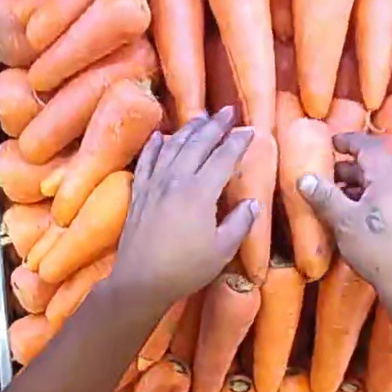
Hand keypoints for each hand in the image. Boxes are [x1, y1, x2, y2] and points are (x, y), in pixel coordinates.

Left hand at [110, 107, 260, 309]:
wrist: (140, 281)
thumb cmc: (185, 269)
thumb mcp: (221, 251)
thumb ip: (239, 224)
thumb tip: (252, 203)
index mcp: (200, 192)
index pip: (223, 157)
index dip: (237, 142)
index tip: (250, 130)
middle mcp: (176, 179)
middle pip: (198, 143)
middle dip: (215, 125)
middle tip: (228, 111)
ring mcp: (154, 184)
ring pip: (172, 146)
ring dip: (189, 129)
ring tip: (201, 118)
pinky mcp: (138, 193)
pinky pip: (147, 161)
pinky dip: (154, 145)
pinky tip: (160, 135)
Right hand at [300, 132, 391, 298]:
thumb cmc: (378, 248)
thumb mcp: (344, 221)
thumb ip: (325, 197)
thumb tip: (304, 178)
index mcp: (388, 179)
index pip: (369, 146)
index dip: (349, 141)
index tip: (331, 141)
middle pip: (373, 166)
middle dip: (348, 167)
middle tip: (325, 173)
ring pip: (378, 185)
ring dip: (355, 186)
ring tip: (332, 197)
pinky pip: (384, 200)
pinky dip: (365, 200)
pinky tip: (350, 217)